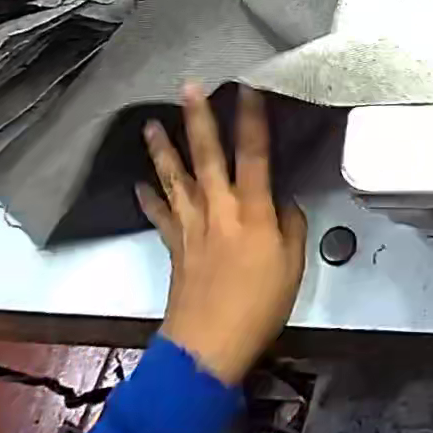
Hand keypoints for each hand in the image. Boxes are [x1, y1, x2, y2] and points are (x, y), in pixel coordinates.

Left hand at [138, 82, 306, 383]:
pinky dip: (149, 197)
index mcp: (252, 211)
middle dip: (198, 120)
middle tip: (188, 88)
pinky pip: (160, 214)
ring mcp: (191, 226)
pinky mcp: (175, 245)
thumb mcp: (293, 260)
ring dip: (163, 149)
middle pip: (206, 157)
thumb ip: (290, 222)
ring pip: (175, 179)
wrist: (209, 344)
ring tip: (151, 124)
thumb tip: (282, 200)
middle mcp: (218, 210)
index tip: (248, 89)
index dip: (252, 121)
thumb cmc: (261, 302)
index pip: (254, 155)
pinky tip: (139, 183)